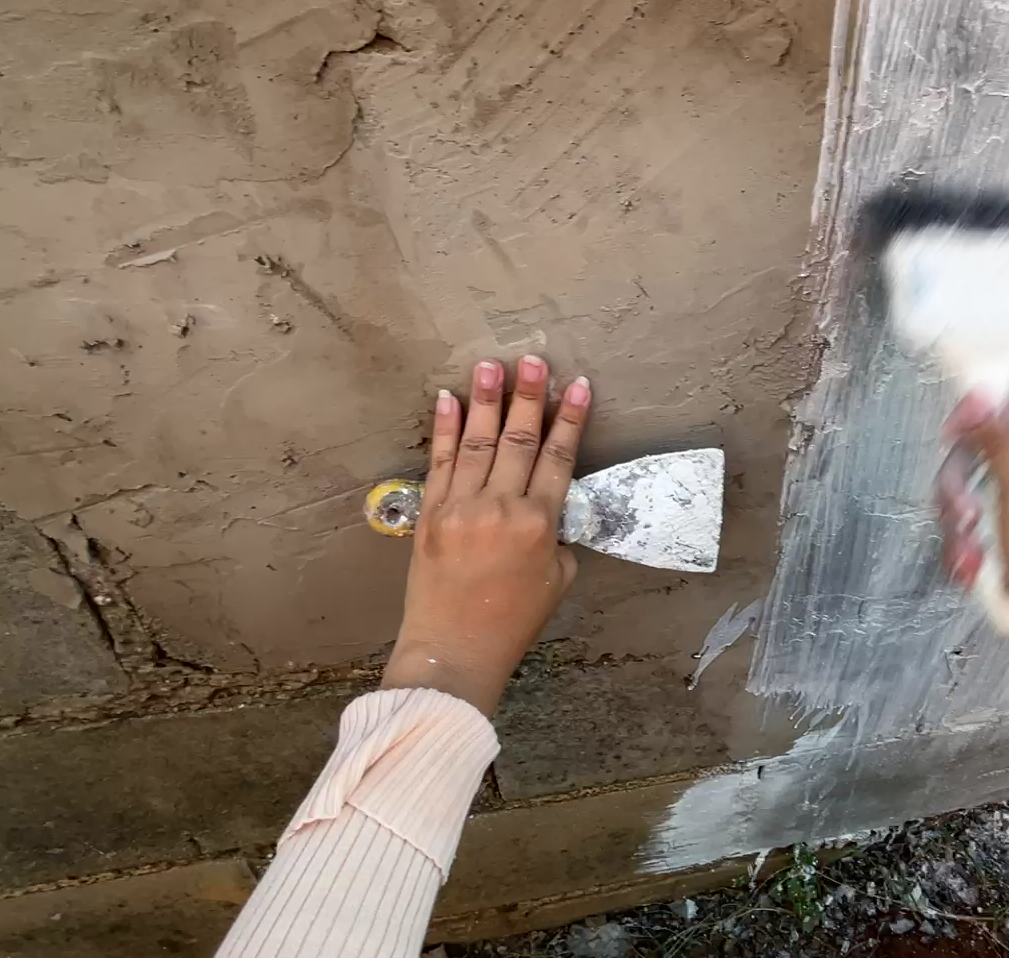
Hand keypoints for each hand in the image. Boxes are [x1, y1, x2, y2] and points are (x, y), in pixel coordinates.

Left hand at [382, 355, 591, 715]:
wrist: (454, 649)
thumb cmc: (515, 620)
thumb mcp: (558, 578)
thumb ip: (559, 535)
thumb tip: (549, 506)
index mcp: (540, 525)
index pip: (559, 458)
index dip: (570, 419)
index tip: (578, 386)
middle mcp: (501, 507)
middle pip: (520, 440)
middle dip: (529, 395)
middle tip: (534, 359)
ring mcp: (461, 507)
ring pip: (479, 442)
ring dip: (487, 400)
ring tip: (491, 364)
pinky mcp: (430, 513)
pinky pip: (440, 462)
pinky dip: (445, 429)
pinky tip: (448, 399)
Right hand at [939, 392, 1008, 796]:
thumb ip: (997, 438)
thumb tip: (977, 389)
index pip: (1008, 408)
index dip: (975, 417)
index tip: (950, 439)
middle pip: (976, 454)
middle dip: (959, 487)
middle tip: (963, 513)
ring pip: (966, 498)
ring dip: (960, 529)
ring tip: (974, 557)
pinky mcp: (1008, 547)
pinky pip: (971, 535)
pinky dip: (967, 554)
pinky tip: (976, 573)